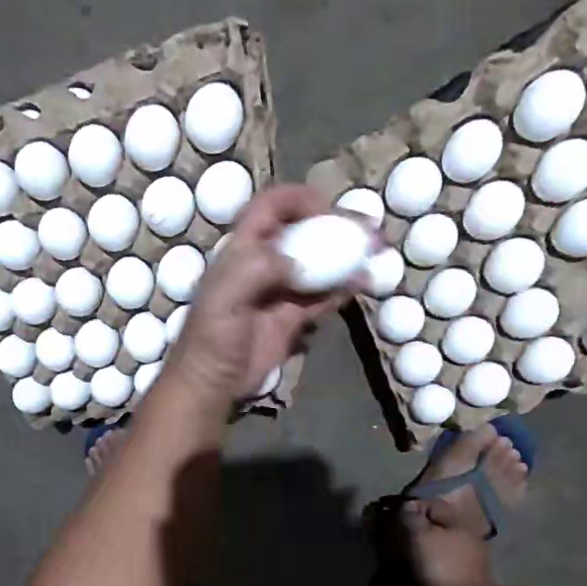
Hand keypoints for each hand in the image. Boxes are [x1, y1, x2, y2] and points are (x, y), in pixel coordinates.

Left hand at [165, 186, 349, 399]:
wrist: (212, 385)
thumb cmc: (211, 338)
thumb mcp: (227, 296)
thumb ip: (259, 269)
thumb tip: (299, 261)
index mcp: (242, 250)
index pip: (272, 207)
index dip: (301, 200)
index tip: (331, 209)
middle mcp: (264, 264)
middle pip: (304, 233)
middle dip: (336, 227)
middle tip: (370, 231)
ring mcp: (280, 292)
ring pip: (318, 265)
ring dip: (346, 258)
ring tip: (375, 256)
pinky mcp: (291, 319)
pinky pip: (322, 297)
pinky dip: (342, 289)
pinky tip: (361, 285)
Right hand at [400, 500, 494, 585]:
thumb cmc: (442, 564)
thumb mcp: (422, 536)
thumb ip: (412, 518)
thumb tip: (407, 505)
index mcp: (458, 520)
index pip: (433, 504)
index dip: (412, 507)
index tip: (394, 516)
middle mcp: (466, 535)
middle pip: (438, 525)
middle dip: (418, 527)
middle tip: (398, 534)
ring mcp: (468, 557)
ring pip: (440, 544)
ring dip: (423, 546)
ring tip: (404, 553)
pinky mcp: (464, 577)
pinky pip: (443, 561)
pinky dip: (430, 561)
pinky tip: (419, 568)